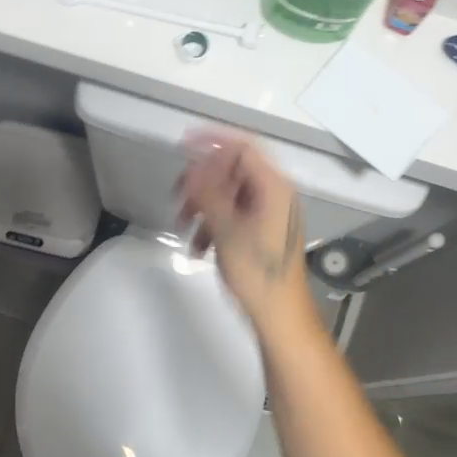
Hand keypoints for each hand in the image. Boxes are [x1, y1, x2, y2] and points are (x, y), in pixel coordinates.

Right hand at [178, 130, 317, 332]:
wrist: (279, 314)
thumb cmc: (257, 273)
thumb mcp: (227, 231)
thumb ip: (208, 195)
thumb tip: (192, 170)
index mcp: (273, 188)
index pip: (242, 149)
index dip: (212, 141)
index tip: (183, 145)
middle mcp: (275, 196)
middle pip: (233, 173)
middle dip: (202, 183)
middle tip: (178, 197)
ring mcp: (269, 216)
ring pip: (230, 197)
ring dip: (203, 207)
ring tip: (183, 226)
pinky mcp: (262, 234)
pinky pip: (234, 217)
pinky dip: (213, 226)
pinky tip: (198, 248)